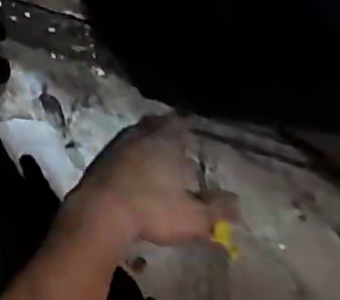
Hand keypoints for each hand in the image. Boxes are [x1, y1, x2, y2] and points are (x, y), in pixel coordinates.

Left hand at [59, 114, 236, 252]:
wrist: (102, 209)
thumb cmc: (152, 209)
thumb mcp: (194, 217)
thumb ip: (217, 209)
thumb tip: (237, 202)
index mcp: (165, 141)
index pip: (178, 122)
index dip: (186, 122)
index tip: (191, 121)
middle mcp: (141, 134)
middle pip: (154, 121)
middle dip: (165, 123)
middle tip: (175, 128)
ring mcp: (119, 143)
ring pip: (137, 131)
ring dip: (147, 134)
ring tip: (156, 144)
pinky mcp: (104, 156)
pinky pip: (123, 144)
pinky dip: (133, 148)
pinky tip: (135, 161)